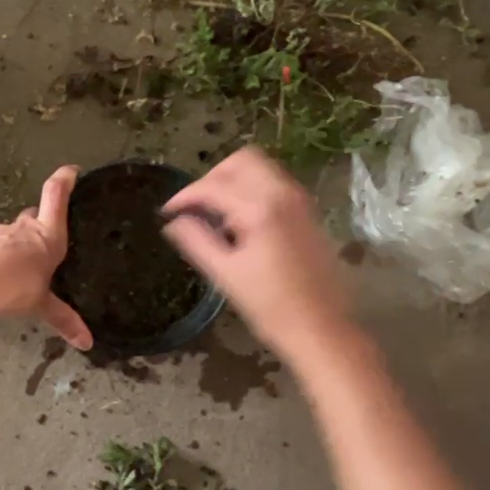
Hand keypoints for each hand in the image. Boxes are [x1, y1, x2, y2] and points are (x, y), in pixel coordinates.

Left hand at [0, 165, 93, 350]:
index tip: (70, 170)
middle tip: (37, 244)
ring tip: (7, 271)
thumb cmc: (18, 287)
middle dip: (34, 224)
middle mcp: (23, 228)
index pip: (56, 197)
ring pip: (5, 234)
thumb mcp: (42, 305)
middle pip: (30, 216)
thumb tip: (87, 344)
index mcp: (47, 237)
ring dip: (8, 246)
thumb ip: (63, 319)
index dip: (64, 180)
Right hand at [161, 148, 351, 359]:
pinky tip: (239, 224)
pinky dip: (252, 191)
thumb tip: (174, 222)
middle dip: (212, 178)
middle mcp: (284, 195)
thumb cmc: (270, 307)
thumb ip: (196, 241)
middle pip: (242, 161)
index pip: (213, 186)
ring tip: (214, 214)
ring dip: (233, 182)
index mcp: (260, 209)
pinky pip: (274, 185)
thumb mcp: (225, 275)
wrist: (322, 328)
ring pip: (261, 169)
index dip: (185, 196)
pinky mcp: (308, 214)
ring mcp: (300, 202)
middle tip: (194, 206)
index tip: (167, 212)